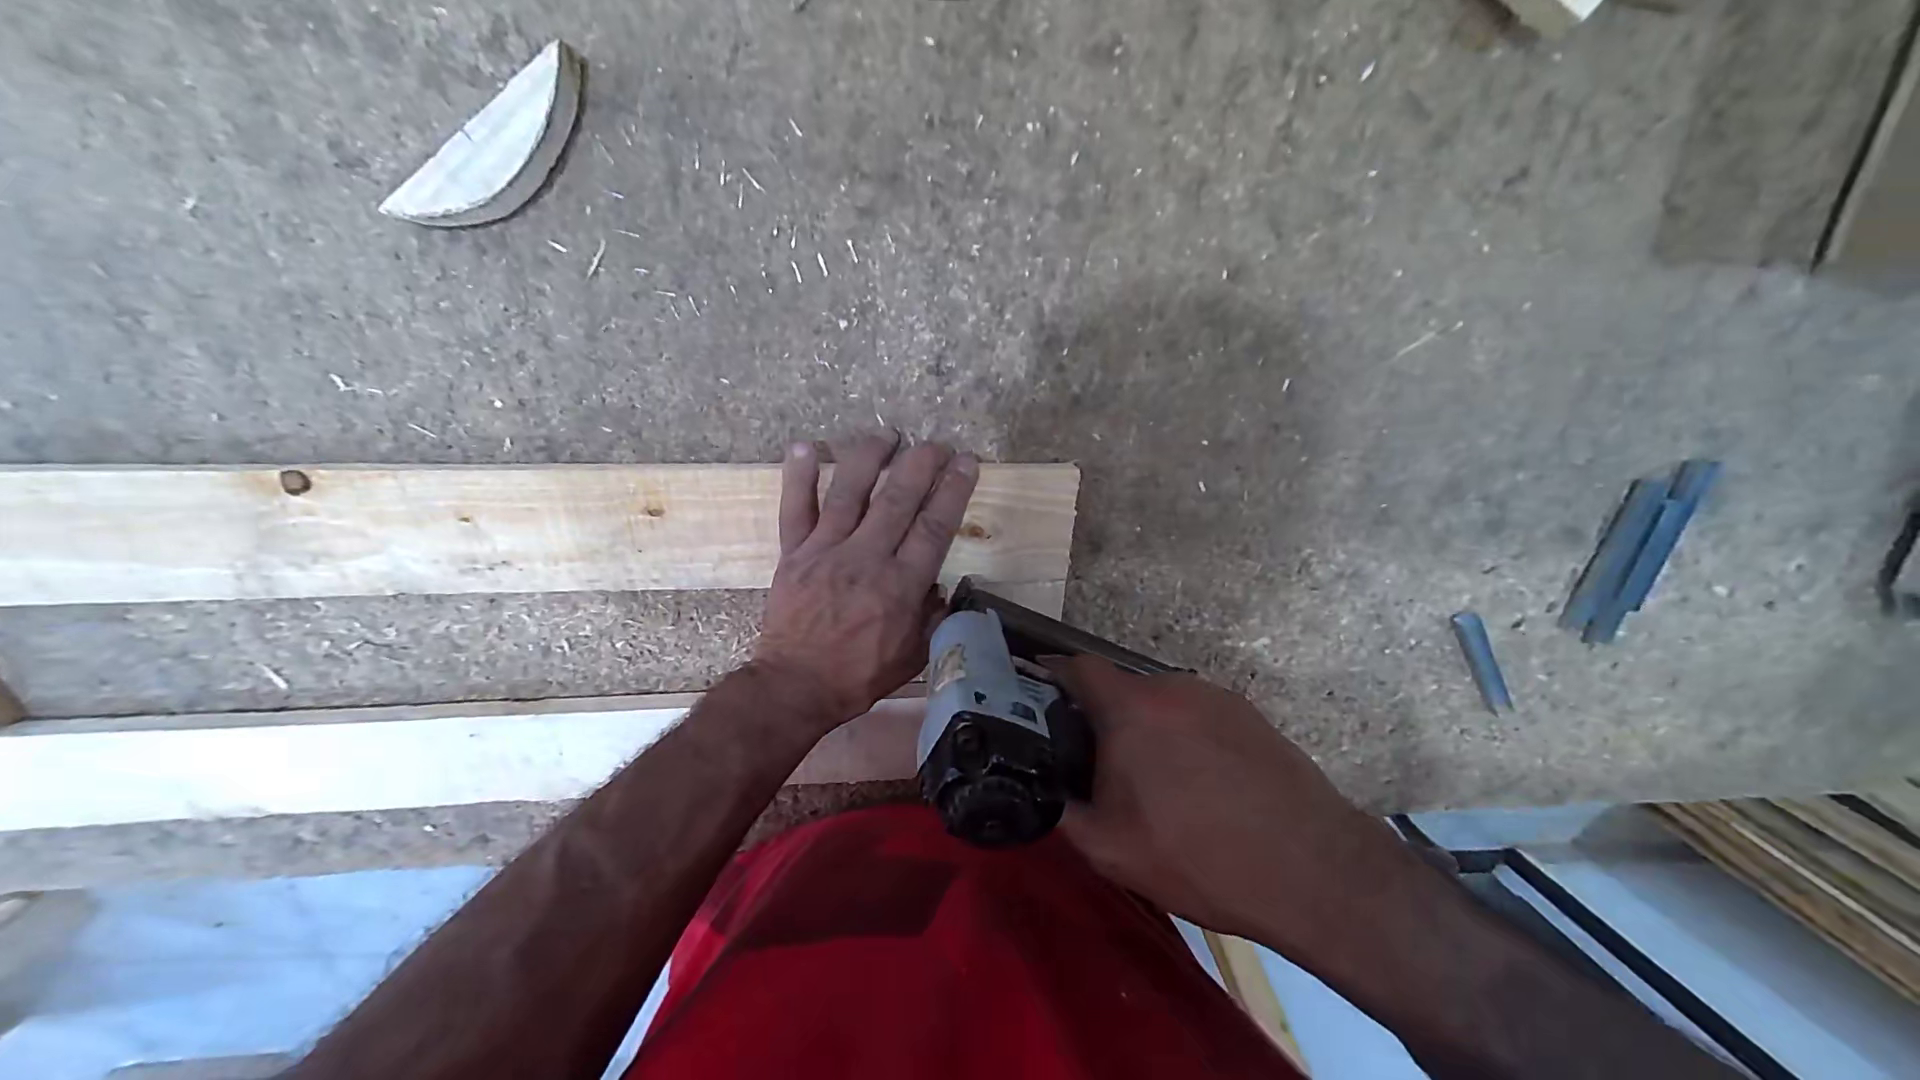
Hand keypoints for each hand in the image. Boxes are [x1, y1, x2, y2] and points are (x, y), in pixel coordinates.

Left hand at [752, 431, 979, 733]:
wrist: (796, 685)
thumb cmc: (859, 674)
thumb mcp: (914, 654)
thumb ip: (934, 616)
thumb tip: (942, 584)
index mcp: (900, 585)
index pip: (934, 526)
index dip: (953, 489)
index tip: (966, 462)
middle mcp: (865, 559)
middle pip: (898, 499)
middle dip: (921, 464)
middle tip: (935, 443)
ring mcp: (825, 551)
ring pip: (849, 492)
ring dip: (869, 457)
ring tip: (887, 434)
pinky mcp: (793, 553)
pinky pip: (794, 508)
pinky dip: (797, 476)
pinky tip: (803, 446)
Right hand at [1053, 656, 1424, 951]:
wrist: (1314, 870)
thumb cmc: (1200, 857)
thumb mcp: (1110, 850)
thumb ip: (1062, 811)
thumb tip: (1039, 789)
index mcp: (1131, 710)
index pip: (1077, 666)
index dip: (1053, 675)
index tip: (1038, 695)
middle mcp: (1172, 688)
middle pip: (1120, 688)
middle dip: (1102, 718)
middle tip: (1100, 763)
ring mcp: (1216, 697)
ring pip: (1161, 703)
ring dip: (1147, 729)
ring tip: (1158, 780)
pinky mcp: (1250, 714)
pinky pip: (1197, 714)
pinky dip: (1184, 736)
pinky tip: (1202, 782)